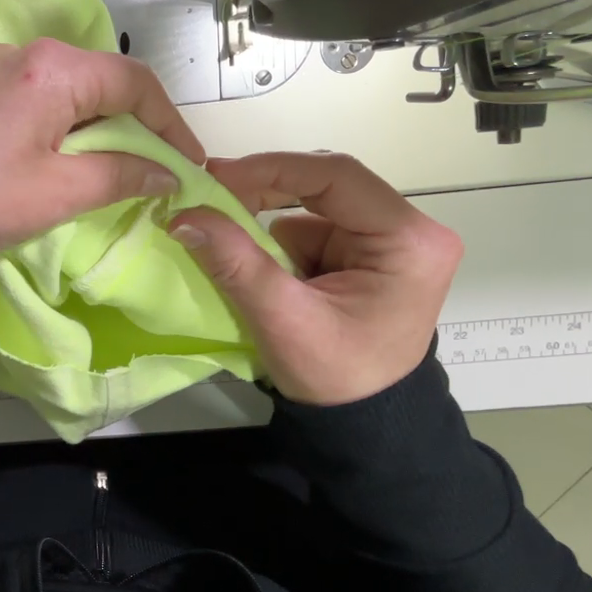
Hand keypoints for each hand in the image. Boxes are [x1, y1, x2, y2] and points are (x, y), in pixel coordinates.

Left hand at [0, 39, 202, 252]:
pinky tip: (62, 160)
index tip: (187, 165)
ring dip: (96, 129)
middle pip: (101, 82)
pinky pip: (34, 100)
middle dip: (133, 127)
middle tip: (152, 172)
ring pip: (67, 92)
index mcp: (52, 68)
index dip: (170, 124)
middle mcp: (24, 53)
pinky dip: (60, 127)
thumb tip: (167, 174)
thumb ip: (122, 176)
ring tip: (111, 172)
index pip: (135, 83)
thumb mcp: (60, 193)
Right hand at [167, 152, 461, 405]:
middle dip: (264, 194)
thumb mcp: (281, 318)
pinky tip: (260, 271)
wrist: (361, 423)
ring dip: (267, 225)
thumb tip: (183, 216)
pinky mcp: (366, 257)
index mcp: (408, 240)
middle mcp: (409, 230)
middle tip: (207, 199)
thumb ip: (235, 262)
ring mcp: (388, 243)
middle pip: (325, 187)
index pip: (336, 177)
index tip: (215, 177)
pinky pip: (310, 231)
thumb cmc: (334, 375)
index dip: (271, 169)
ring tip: (228, 247)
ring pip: (311, 209)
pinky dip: (276, 246)